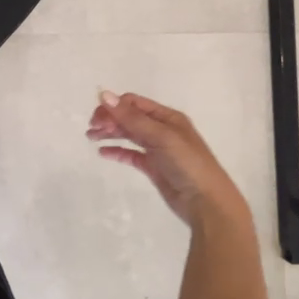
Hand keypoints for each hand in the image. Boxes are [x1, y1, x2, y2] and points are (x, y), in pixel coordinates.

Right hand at [87, 90, 248, 228]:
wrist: (208, 204)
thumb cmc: (188, 165)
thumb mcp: (160, 137)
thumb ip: (131, 118)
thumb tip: (104, 94)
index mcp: (168, 118)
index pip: (134, 103)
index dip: (114, 107)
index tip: (97, 118)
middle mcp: (162, 130)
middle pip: (129, 117)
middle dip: (109, 119)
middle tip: (92, 129)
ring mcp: (158, 149)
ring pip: (128, 134)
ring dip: (109, 133)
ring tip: (91, 137)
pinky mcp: (153, 167)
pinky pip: (131, 154)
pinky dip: (117, 151)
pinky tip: (103, 153)